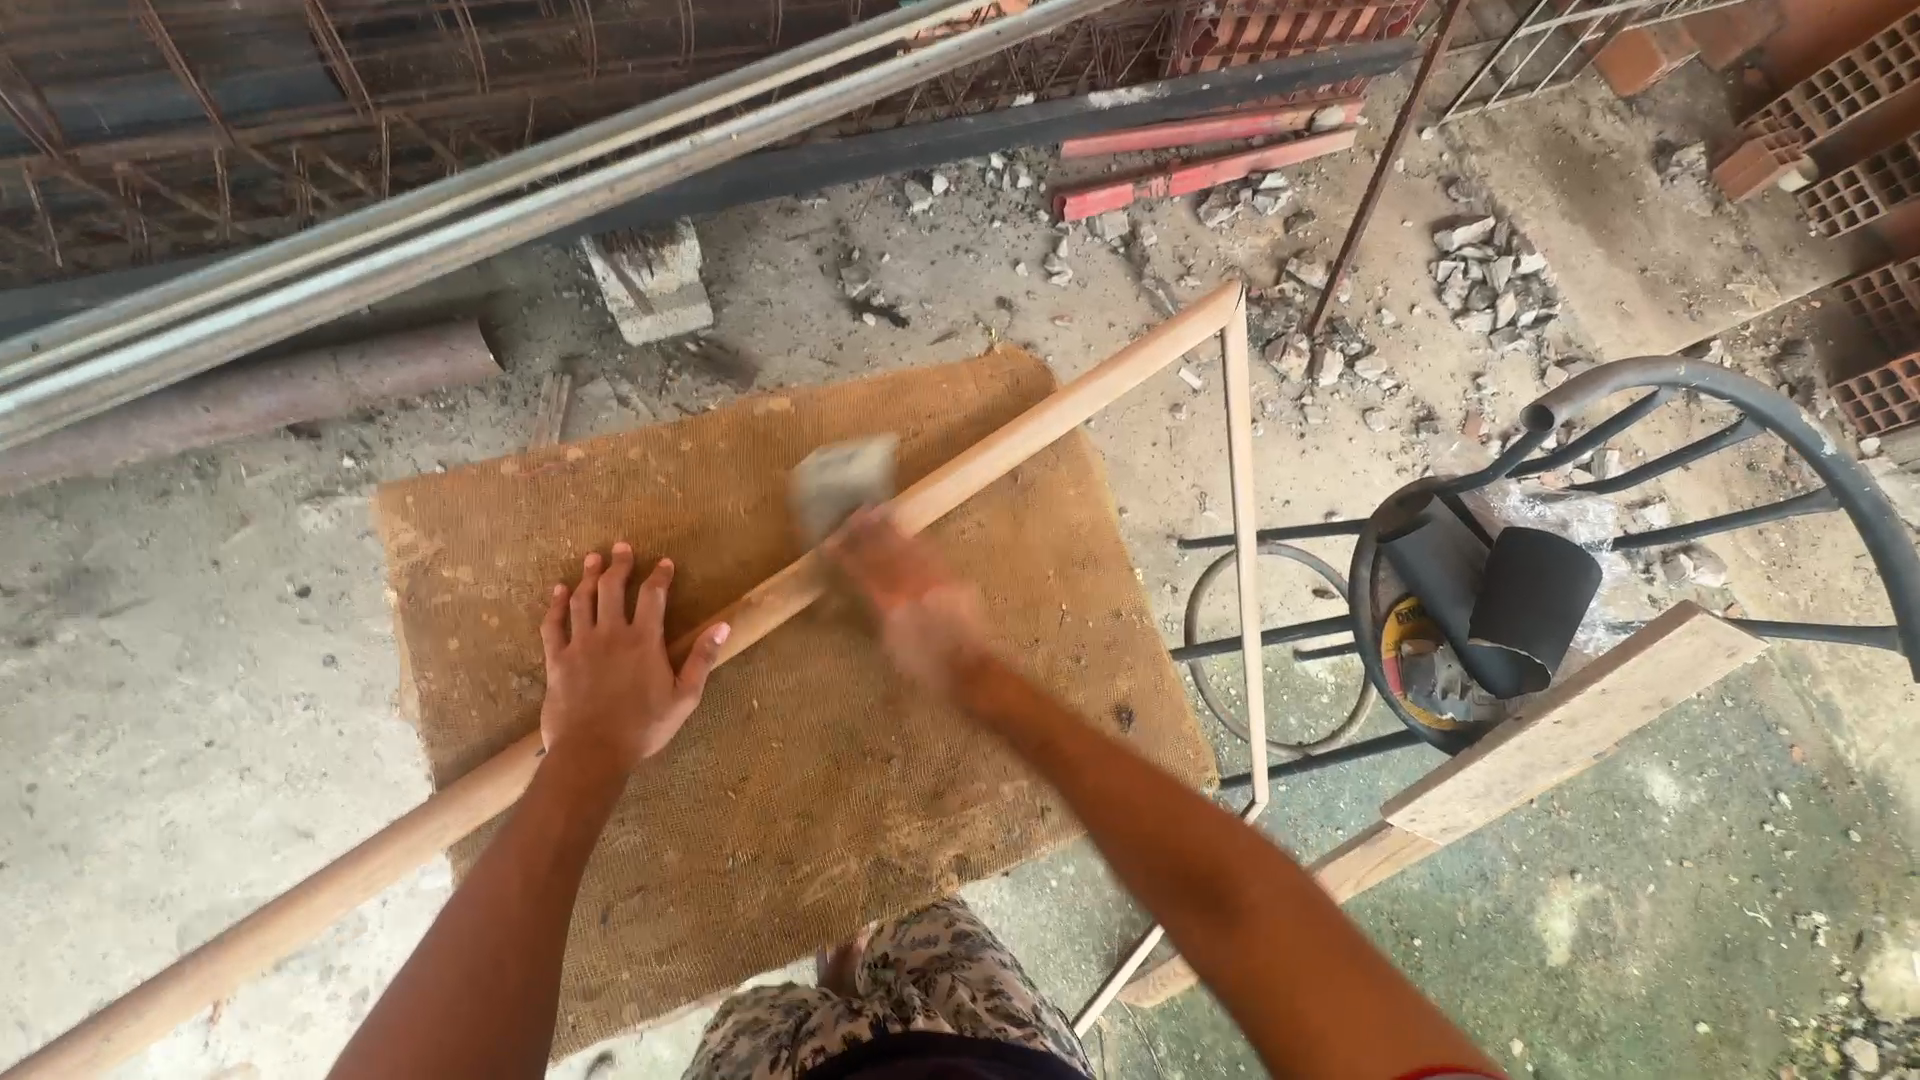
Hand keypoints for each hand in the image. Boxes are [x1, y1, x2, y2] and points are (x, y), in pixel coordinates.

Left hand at [538, 543, 729, 772]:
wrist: (592, 752)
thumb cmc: (644, 727)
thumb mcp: (685, 697)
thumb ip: (703, 659)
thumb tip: (723, 626)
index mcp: (644, 641)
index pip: (654, 596)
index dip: (660, 576)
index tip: (664, 562)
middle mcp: (611, 634)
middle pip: (613, 588)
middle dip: (619, 564)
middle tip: (621, 547)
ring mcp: (580, 645)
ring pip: (582, 600)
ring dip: (588, 576)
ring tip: (592, 558)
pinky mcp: (557, 660)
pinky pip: (553, 625)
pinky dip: (556, 605)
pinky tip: (559, 591)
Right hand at [822, 509, 989, 695]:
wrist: (968, 670)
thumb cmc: (923, 669)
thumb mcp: (887, 649)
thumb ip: (869, 619)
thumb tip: (853, 599)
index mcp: (888, 605)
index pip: (861, 572)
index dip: (845, 555)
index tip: (831, 542)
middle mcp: (910, 587)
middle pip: (883, 553)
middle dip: (865, 533)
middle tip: (851, 514)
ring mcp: (933, 581)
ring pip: (906, 548)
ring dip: (889, 529)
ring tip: (875, 511)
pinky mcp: (952, 580)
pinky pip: (931, 554)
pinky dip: (916, 540)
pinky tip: (909, 533)